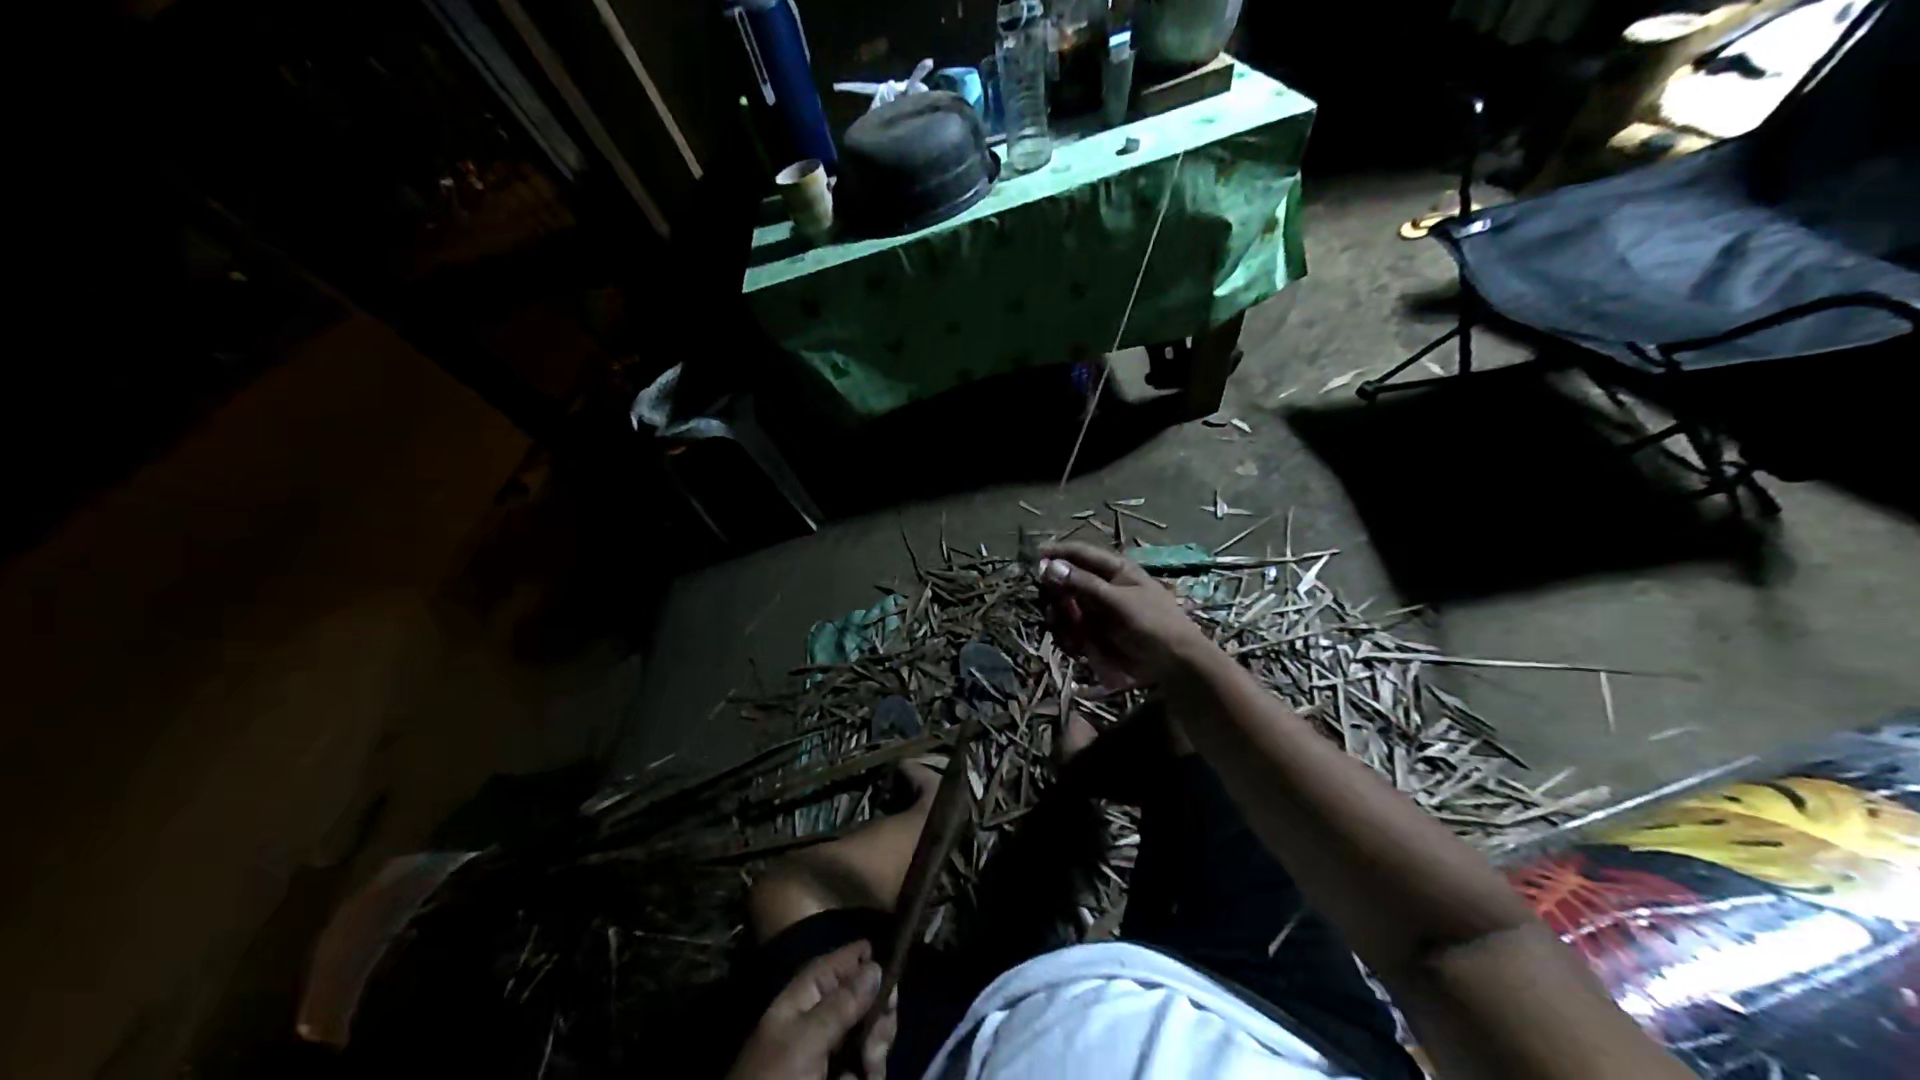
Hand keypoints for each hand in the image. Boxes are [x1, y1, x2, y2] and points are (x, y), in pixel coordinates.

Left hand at [726, 941, 896, 1079]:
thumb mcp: (805, 1043)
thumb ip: (841, 1004)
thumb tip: (876, 965)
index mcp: (805, 997)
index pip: (841, 962)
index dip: (867, 962)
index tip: (892, 976)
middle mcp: (821, 1018)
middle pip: (865, 999)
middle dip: (878, 1020)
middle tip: (873, 1049)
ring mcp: (830, 1051)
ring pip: (872, 1035)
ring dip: (876, 1054)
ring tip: (867, 1073)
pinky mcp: (839, 1075)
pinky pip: (867, 1067)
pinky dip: (868, 1075)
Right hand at [1037, 542, 1211, 687]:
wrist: (1174, 662)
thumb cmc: (1153, 623)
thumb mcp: (1118, 601)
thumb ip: (1083, 583)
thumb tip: (1049, 565)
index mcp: (1113, 570)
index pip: (1080, 553)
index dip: (1057, 552)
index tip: (1035, 556)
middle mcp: (1101, 587)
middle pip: (1066, 582)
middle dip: (1056, 595)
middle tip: (1055, 608)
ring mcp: (1097, 612)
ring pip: (1064, 608)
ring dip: (1062, 619)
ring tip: (1072, 633)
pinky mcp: (1095, 634)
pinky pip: (1071, 630)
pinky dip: (1069, 637)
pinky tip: (1078, 646)